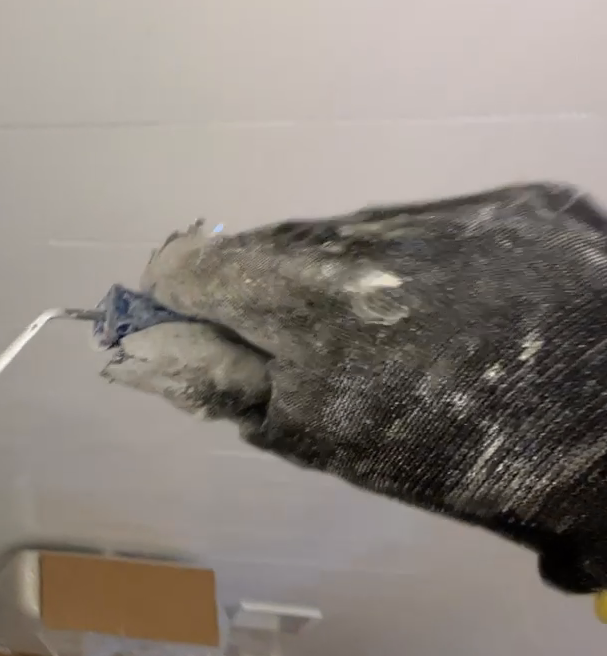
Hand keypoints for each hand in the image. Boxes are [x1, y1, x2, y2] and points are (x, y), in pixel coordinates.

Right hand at [102, 183, 606, 593]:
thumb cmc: (440, 453)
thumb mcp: (305, 431)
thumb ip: (216, 382)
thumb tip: (141, 350)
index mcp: (320, 301)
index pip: (202, 270)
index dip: (174, 293)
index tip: (169, 317)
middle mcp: (380, 236)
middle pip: (266, 244)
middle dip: (243, 285)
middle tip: (256, 333)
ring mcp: (454, 212)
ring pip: (335, 231)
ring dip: (311, 270)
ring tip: (347, 322)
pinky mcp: (514, 202)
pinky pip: (408, 224)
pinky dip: (384, 260)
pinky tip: (414, 301)